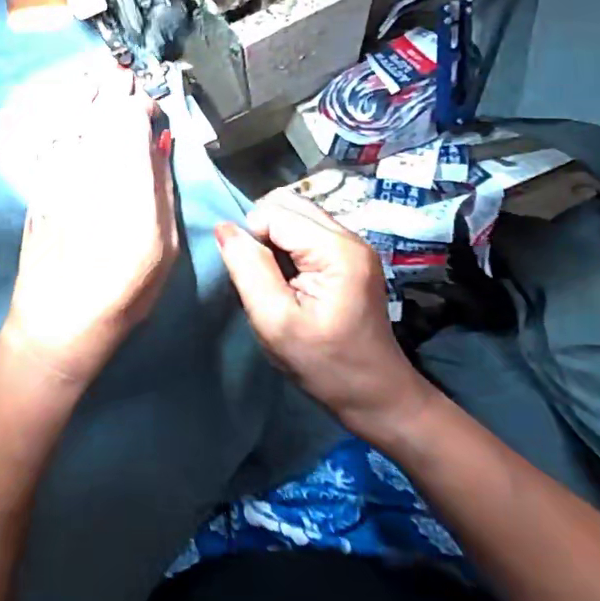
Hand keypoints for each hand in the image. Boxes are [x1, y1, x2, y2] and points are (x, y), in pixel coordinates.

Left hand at [1, 66, 178, 385]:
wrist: (56, 322)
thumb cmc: (122, 293)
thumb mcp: (165, 248)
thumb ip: (162, 187)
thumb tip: (159, 143)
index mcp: (128, 184)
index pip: (130, 120)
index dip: (138, 101)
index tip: (146, 98)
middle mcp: (89, 169)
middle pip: (97, 111)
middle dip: (109, 86)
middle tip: (117, 71)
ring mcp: (56, 174)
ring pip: (68, 117)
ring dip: (82, 92)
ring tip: (93, 75)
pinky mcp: (36, 183)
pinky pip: (45, 137)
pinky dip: (55, 115)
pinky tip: (63, 103)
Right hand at [214, 190, 435, 434]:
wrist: (376, 395)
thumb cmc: (325, 365)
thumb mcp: (275, 322)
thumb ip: (248, 270)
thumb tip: (223, 227)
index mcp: (336, 249)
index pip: (273, 213)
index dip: (251, 240)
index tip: (255, 281)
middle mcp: (349, 236)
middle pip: (286, 205)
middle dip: (261, 233)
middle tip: (262, 277)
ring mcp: (352, 244)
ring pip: (295, 215)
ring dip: (273, 240)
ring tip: (276, 280)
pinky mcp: (349, 256)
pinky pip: (305, 231)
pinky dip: (287, 247)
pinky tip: (289, 280)